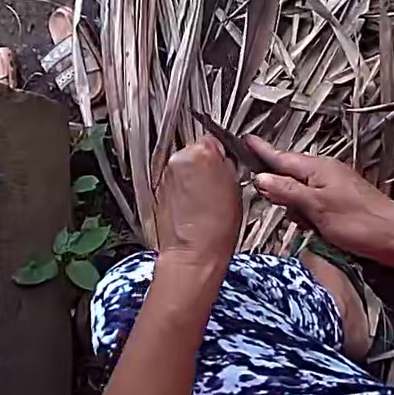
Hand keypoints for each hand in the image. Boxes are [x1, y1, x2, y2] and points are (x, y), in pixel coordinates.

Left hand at [153, 136, 241, 271]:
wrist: (193, 254)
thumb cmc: (216, 228)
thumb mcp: (235, 189)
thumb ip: (227, 166)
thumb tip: (223, 160)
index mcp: (203, 153)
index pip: (214, 140)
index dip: (221, 156)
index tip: (224, 167)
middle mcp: (180, 159)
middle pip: (196, 151)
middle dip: (205, 164)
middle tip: (216, 185)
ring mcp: (167, 174)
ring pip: (184, 166)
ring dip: (192, 176)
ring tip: (204, 198)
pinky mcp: (158, 188)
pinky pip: (175, 181)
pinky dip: (182, 188)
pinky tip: (193, 205)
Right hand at [246, 137, 393, 269]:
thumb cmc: (366, 224)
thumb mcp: (318, 207)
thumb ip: (288, 191)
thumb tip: (262, 179)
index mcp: (319, 169)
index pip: (282, 157)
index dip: (262, 152)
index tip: (245, 142)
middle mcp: (326, 174)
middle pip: (288, 177)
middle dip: (279, 192)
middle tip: (279, 206)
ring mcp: (334, 189)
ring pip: (300, 195)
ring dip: (297, 210)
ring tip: (309, 225)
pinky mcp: (341, 204)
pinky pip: (314, 206)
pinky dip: (311, 218)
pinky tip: (319, 230)